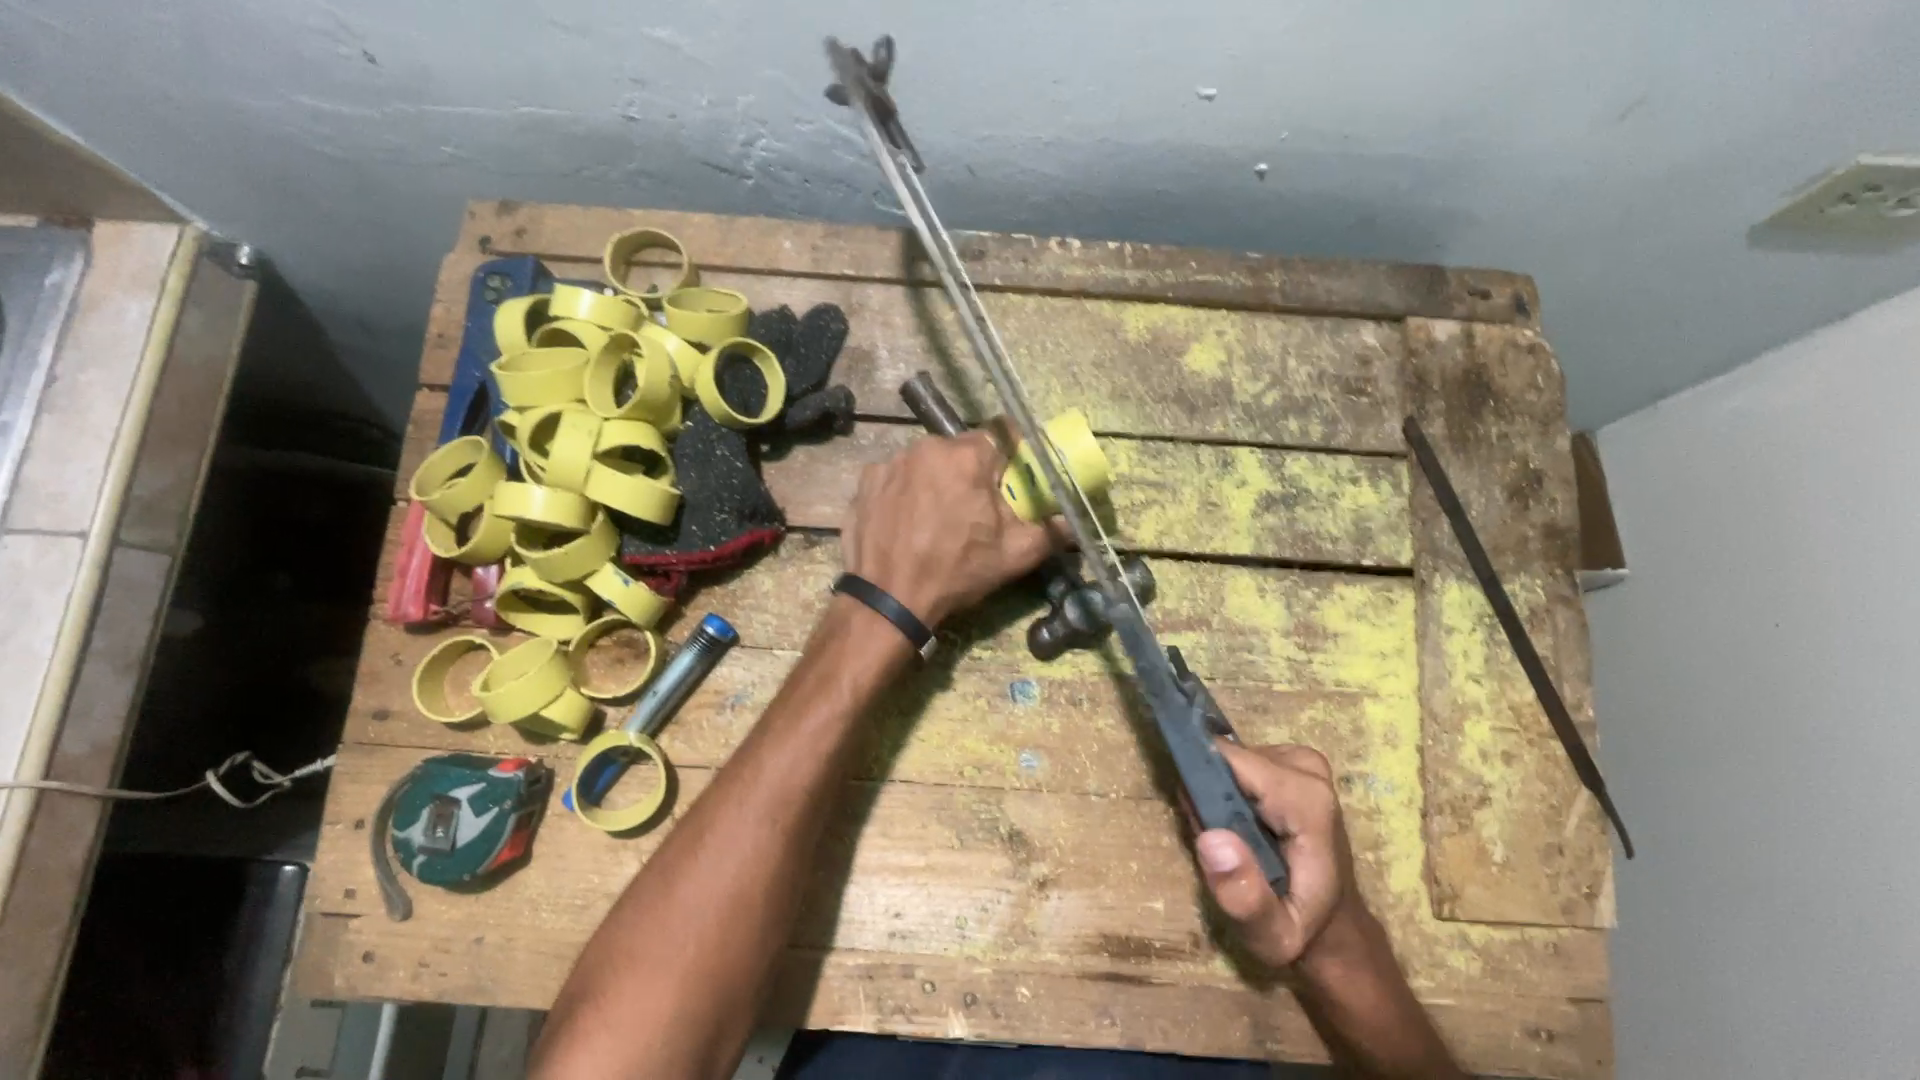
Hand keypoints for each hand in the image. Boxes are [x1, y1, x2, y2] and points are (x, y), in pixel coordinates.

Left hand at [840, 431, 1062, 626]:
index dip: (1011, 457)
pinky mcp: (865, 482)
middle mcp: (926, 447)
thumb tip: (1075, 523)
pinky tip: (908, 522)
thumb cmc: (957, 572)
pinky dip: (905, 492)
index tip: (1012, 481)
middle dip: (973, 473)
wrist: (890, 599)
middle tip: (976, 509)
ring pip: (927, 462)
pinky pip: (896, 478)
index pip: (1001, 435)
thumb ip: (1051, 531)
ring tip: (938, 519)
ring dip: (937, 481)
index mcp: (966, 456)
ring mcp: (891, 463)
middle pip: (961, 450)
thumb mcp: (1015, 554)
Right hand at [1194, 742, 1363, 969]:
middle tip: (1215, 843)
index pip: (1226, 759)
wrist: (1336, 930)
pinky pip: (1244, 762)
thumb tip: (1212, 838)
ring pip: (1233, 760)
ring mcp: (1306, 764)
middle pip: (1228, 759)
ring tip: (1231, 840)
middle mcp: (1309, 771)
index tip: (1198, 826)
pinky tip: (1242, 826)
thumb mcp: (1271, 936)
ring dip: (1218, 796)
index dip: (1199, 786)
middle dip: (1209, 794)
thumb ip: (1242, 896)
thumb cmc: (1302, 933)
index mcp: (1306, 800)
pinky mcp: (1298, 765)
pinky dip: (1232, 791)